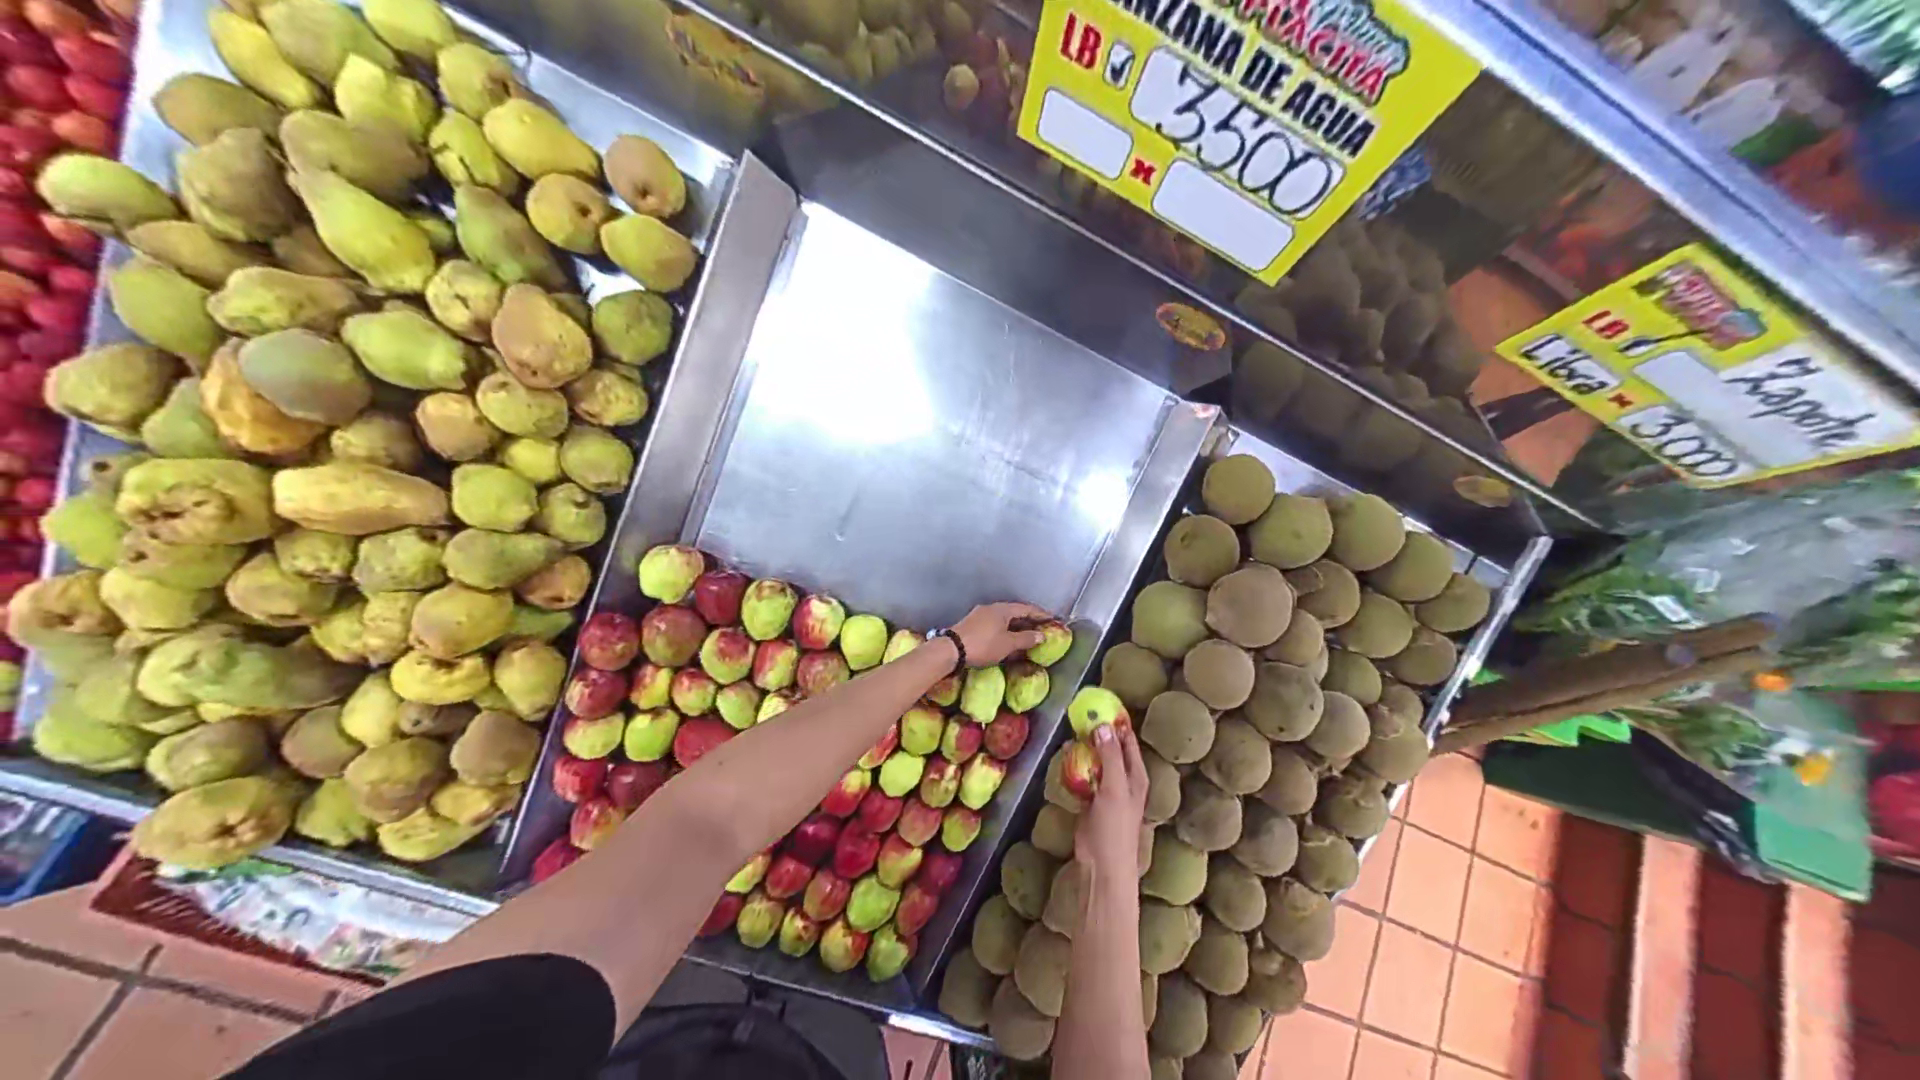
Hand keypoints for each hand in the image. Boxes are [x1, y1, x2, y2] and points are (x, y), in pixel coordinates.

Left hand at [950, 602, 1050, 665]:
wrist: (951, 649)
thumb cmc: (983, 645)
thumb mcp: (1008, 644)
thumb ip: (1026, 639)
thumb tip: (1041, 635)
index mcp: (1002, 609)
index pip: (1026, 608)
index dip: (1040, 614)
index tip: (1051, 618)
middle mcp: (991, 608)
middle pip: (1014, 612)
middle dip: (1028, 620)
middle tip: (1040, 628)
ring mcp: (980, 614)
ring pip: (1003, 618)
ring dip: (1015, 625)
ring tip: (1025, 635)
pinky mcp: (972, 624)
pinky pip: (994, 623)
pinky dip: (1004, 629)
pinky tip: (1006, 638)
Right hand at [1074, 724, 1147, 878]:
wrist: (1103, 865)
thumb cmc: (1115, 827)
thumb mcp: (1115, 788)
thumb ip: (1109, 756)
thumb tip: (1102, 725)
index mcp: (1136, 775)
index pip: (1128, 741)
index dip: (1116, 723)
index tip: (1100, 703)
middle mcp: (1123, 780)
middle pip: (1110, 749)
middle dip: (1097, 733)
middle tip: (1080, 714)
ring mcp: (1106, 790)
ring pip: (1095, 762)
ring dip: (1084, 749)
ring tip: (1070, 730)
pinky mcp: (1090, 801)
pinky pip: (1083, 777)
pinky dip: (1075, 766)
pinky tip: (1064, 756)